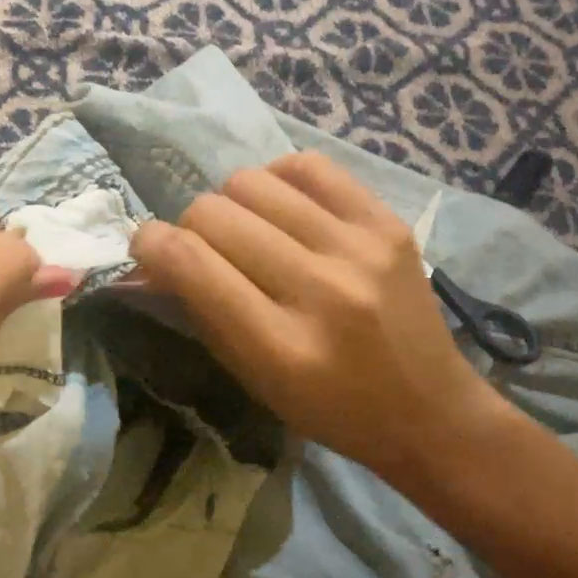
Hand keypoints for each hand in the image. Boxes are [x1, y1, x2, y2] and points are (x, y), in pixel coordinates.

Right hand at [129, 152, 514, 481]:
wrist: (431, 411)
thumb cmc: (327, 407)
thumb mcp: (250, 376)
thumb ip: (198, 309)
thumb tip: (151, 255)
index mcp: (280, 345)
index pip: (189, 263)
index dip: (149, 244)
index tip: (146, 249)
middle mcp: (321, 290)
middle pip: (212, 213)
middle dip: (188, 228)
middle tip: (204, 250)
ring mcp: (359, 250)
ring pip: (249, 182)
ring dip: (229, 203)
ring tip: (246, 229)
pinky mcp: (387, 223)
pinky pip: (305, 165)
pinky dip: (276, 180)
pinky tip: (281, 208)